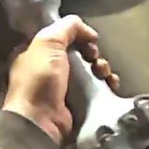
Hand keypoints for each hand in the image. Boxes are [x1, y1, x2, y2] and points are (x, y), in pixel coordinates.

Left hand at [4, 15, 118, 141]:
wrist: (41, 121)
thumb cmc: (40, 78)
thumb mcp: (48, 41)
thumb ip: (67, 27)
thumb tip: (89, 32)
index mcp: (37, 52)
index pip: (63, 37)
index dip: (78, 35)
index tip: (88, 39)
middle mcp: (50, 68)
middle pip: (80, 52)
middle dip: (92, 52)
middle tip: (94, 58)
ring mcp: (65, 87)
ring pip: (91, 69)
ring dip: (102, 67)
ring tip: (103, 73)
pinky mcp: (79, 102)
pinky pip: (98, 88)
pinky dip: (107, 84)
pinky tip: (111, 83)